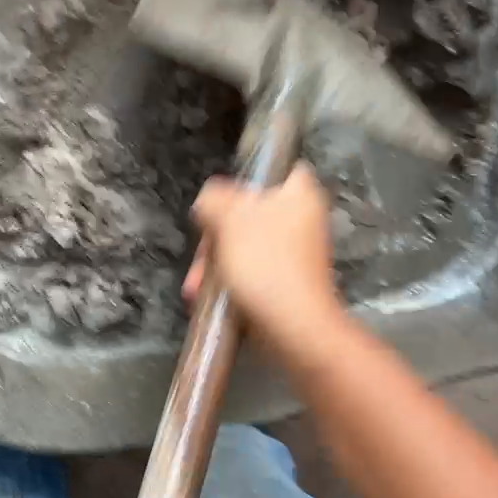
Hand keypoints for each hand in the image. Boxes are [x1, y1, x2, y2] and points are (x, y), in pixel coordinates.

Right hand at [184, 164, 344, 350]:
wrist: (295, 328)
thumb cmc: (266, 264)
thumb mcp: (230, 219)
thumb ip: (215, 198)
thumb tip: (210, 198)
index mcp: (299, 195)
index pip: (280, 169)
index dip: (250, 177)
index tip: (223, 195)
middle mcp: (301, 220)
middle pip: (249, 212)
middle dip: (216, 235)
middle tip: (203, 253)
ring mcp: (293, 254)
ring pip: (243, 245)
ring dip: (215, 263)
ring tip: (196, 286)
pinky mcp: (284, 282)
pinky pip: (250, 271)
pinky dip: (228, 281)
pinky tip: (205, 297)